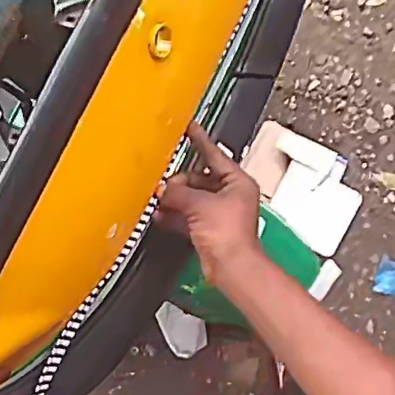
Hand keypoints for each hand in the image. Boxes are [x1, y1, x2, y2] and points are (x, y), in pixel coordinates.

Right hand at [157, 122, 263, 288]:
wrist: (230, 267)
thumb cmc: (228, 235)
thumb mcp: (199, 204)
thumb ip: (177, 193)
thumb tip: (163, 189)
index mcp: (237, 182)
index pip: (214, 154)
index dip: (200, 140)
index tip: (189, 127)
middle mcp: (230, 195)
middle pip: (198, 179)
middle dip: (178, 182)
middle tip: (162, 183)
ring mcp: (219, 213)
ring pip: (191, 199)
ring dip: (174, 199)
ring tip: (156, 197)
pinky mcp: (208, 230)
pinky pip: (187, 216)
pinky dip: (174, 215)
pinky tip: (159, 215)